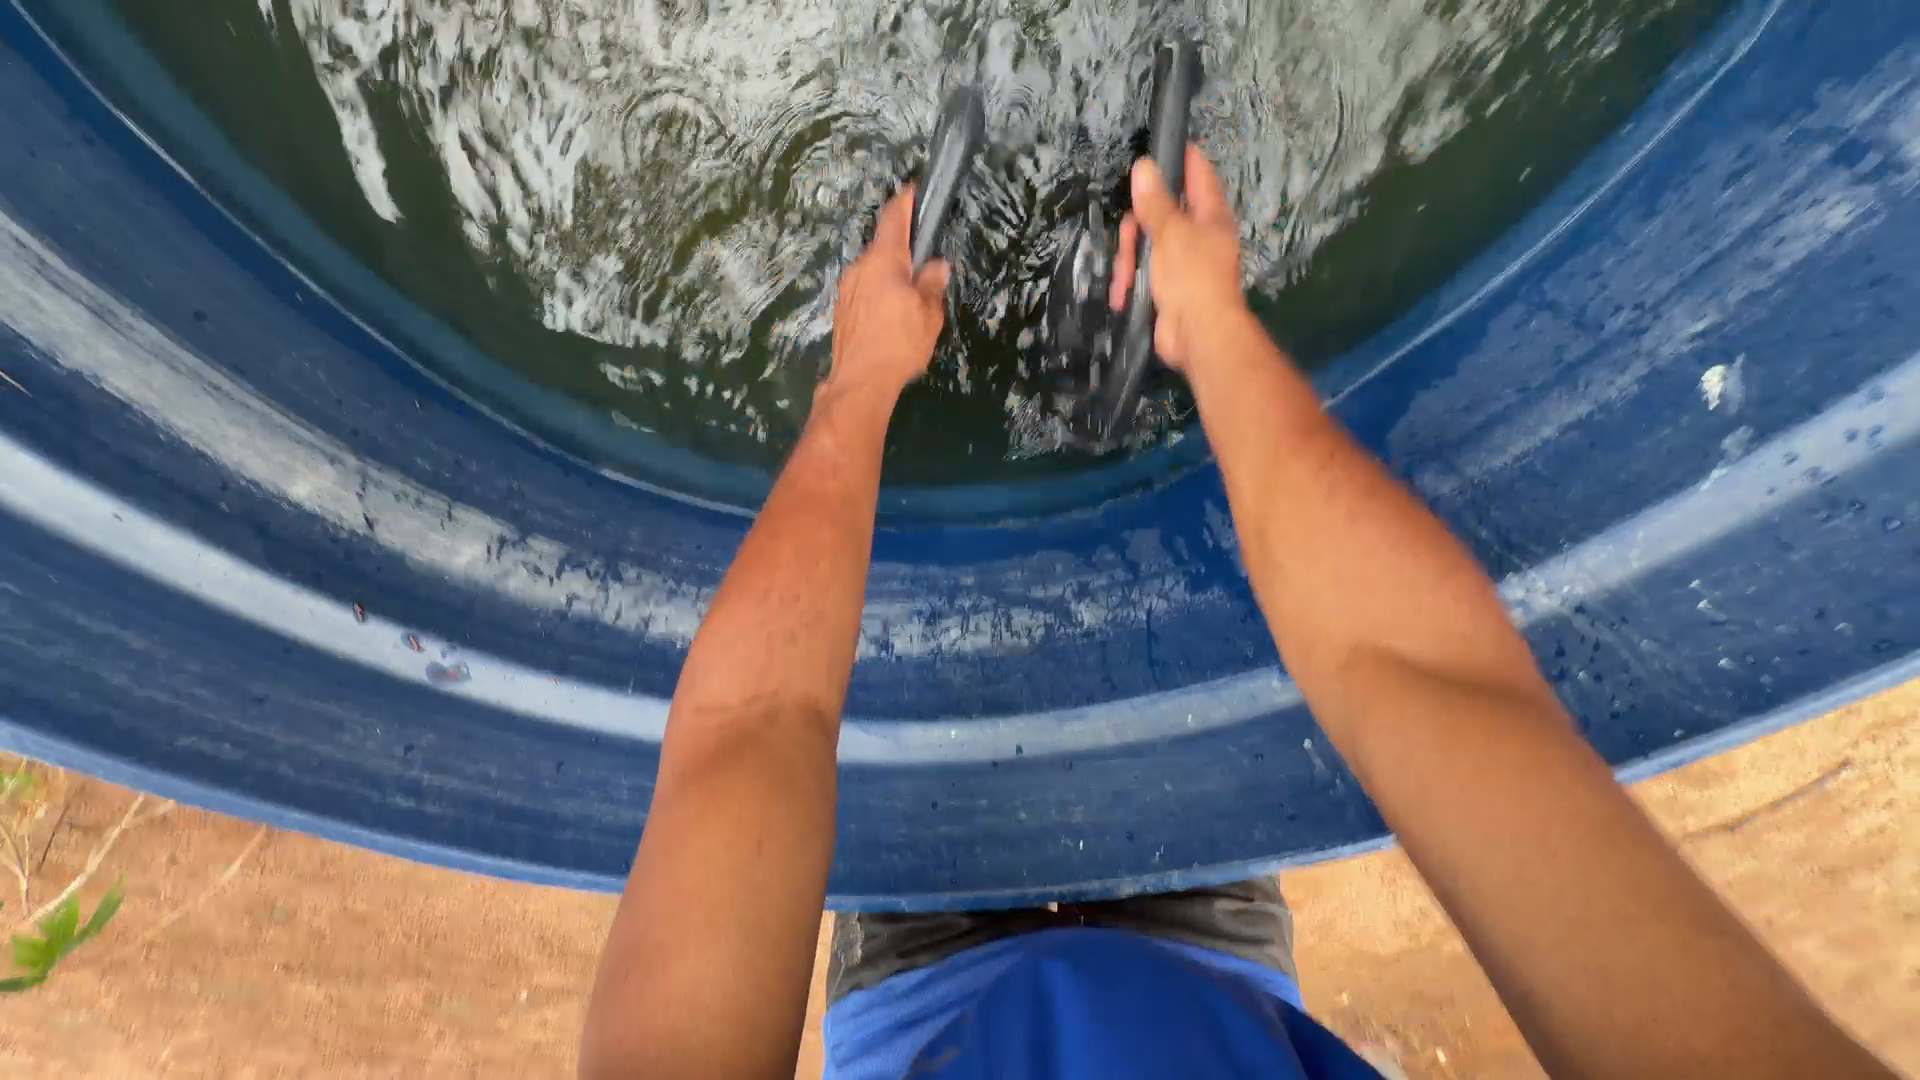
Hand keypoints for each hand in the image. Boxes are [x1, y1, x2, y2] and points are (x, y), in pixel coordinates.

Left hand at [826, 186, 951, 401]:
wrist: (860, 380)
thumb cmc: (899, 343)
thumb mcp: (928, 313)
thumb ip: (933, 284)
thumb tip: (936, 266)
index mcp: (885, 261)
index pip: (894, 219)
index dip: (905, 202)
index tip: (912, 190)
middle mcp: (861, 268)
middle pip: (884, 250)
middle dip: (903, 254)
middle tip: (923, 269)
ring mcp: (847, 290)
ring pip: (874, 274)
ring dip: (891, 280)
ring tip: (909, 303)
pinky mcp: (842, 311)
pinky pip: (865, 293)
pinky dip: (880, 297)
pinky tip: (891, 320)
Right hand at [1108, 144, 1246, 370]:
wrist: (1197, 335)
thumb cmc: (1192, 277)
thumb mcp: (1170, 233)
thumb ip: (1155, 201)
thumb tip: (1144, 166)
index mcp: (1209, 215)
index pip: (1197, 173)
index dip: (1179, 159)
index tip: (1156, 150)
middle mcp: (1198, 236)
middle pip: (1160, 215)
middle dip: (1137, 229)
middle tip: (1129, 243)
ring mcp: (1182, 265)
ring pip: (1146, 248)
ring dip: (1128, 263)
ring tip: (1124, 280)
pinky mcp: (1167, 290)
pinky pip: (1142, 277)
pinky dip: (1130, 284)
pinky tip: (1123, 295)